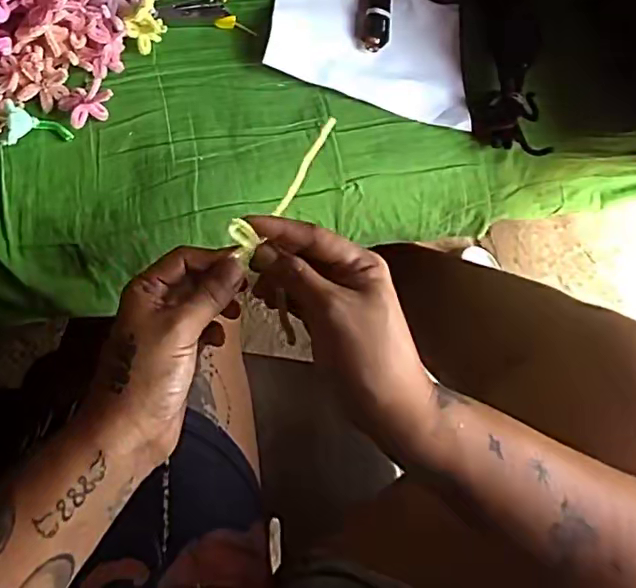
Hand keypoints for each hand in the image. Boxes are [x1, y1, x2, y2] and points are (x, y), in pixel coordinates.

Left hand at [81, 246, 245, 462]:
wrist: (129, 434)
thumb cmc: (148, 374)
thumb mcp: (181, 328)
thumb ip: (210, 294)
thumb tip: (237, 261)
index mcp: (147, 289)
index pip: (184, 259)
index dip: (213, 258)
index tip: (244, 263)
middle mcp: (154, 302)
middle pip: (192, 278)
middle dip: (218, 281)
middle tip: (245, 289)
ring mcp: (165, 327)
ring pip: (198, 302)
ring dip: (218, 304)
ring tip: (236, 314)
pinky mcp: (175, 350)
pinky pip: (199, 327)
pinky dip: (213, 328)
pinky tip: (220, 339)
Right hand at [246, 216, 436, 459]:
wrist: (391, 411)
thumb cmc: (367, 354)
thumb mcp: (331, 309)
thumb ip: (297, 276)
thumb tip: (264, 250)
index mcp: (359, 262)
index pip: (313, 236)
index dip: (279, 229)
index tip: (245, 224)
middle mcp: (348, 273)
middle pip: (304, 254)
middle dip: (275, 255)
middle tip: (244, 263)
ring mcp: (337, 297)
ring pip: (298, 275)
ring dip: (276, 277)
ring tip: (255, 288)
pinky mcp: (327, 319)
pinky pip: (299, 297)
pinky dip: (283, 297)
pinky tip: (268, 301)